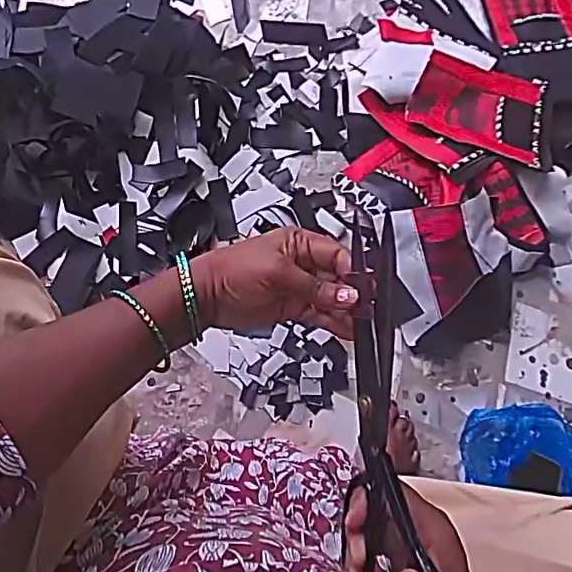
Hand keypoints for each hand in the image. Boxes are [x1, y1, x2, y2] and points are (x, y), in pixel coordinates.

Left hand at [188, 228, 357, 338]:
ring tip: (361, 322)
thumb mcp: (276, 272)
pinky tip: (348, 328)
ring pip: (332, 298)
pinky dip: (334, 322)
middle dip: (353, 293)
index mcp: (298, 242)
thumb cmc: (230, 270)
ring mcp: (297, 286)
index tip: (364, 287)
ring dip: (347, 310)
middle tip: (366, 308)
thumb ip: (312, 285)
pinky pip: (320, 313)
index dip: (352, 271)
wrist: (206, 295)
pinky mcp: (292, 306)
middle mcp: (301, 263)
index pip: (337, 254)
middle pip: (338, 278)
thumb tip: (344, 294)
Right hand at [338, 440, 501, 571]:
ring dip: (352, 552)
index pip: (396, 491)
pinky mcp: (394, 560)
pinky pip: (365, 547)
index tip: (353, 525)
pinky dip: (354, 564)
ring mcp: (405, 544)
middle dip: (356, 532)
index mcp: (435, 531)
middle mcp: (419, 530)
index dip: (368, 498)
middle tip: (356, 564)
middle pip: (374, 506)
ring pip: (366, 527)